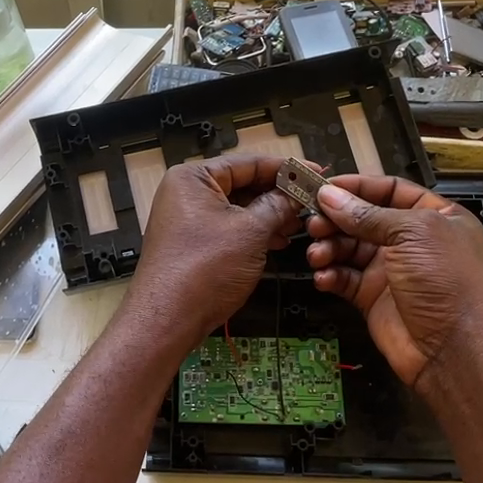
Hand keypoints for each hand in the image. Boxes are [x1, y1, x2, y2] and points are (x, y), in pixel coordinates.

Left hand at [124, 155, 303, 344]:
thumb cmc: (203, 270)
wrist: (167, 319)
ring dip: (269, 216)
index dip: (285, 168)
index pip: (249, 163)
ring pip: (237, 209)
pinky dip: (253, 233)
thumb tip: (296, 193)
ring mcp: (187, 220)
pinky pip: (229, 229)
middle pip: (242, 184)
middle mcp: (186, 193)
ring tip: (298, 225)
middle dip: (278, 195)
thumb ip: (277, 205)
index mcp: (193, 177)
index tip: (315, 172)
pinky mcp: (192, 245)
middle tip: (310, 203)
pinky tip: (277, 241)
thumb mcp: (251, 231)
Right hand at [305, 175, 482, 392]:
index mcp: (433, 217)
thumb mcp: (412, 234)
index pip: (390, 190)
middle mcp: (411, 240)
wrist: (455, 350)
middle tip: (313, 224)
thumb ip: (367, 214)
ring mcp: (391, 270)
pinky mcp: (372, 298)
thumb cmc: (446, 280)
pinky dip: (330, 275)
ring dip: (329, 247)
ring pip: (348, 248)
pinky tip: (324, 277)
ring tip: (317, 255)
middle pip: (363, 219)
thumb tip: (329, 195)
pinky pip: (344, 278)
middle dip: (336, 219)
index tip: (323, 188)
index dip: (357, 187)